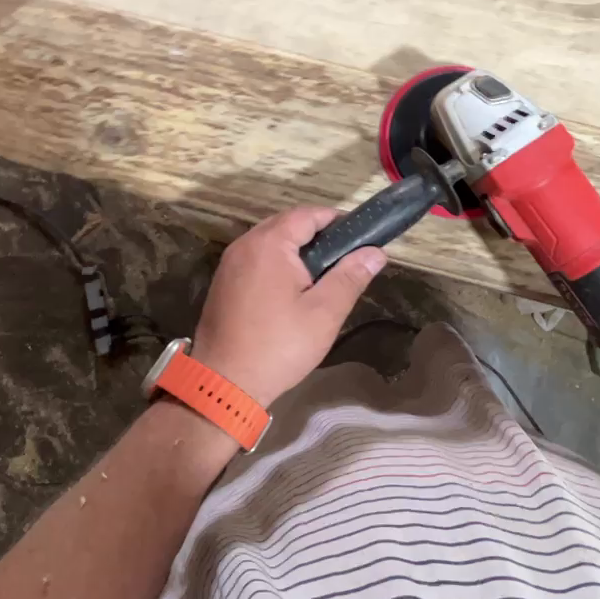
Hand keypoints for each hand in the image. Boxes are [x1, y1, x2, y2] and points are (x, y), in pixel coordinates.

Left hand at [191, 208, 386, 405]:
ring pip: (270, 241)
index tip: (361, 237)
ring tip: (324, 274)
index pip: (308, 214)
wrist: (223, 384)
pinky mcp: (223, 282)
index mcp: (269, 243)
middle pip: (287, 224)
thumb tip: (376, 252)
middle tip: (346, 258)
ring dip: (296, 249)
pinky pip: (256, 258)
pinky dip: (277, 263)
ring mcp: (229, 263)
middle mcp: (245, 244)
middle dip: (317, 234)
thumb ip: (350, 276)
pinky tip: (293, 288)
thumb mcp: (323, 313)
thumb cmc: (278, 346)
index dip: (336, 220)